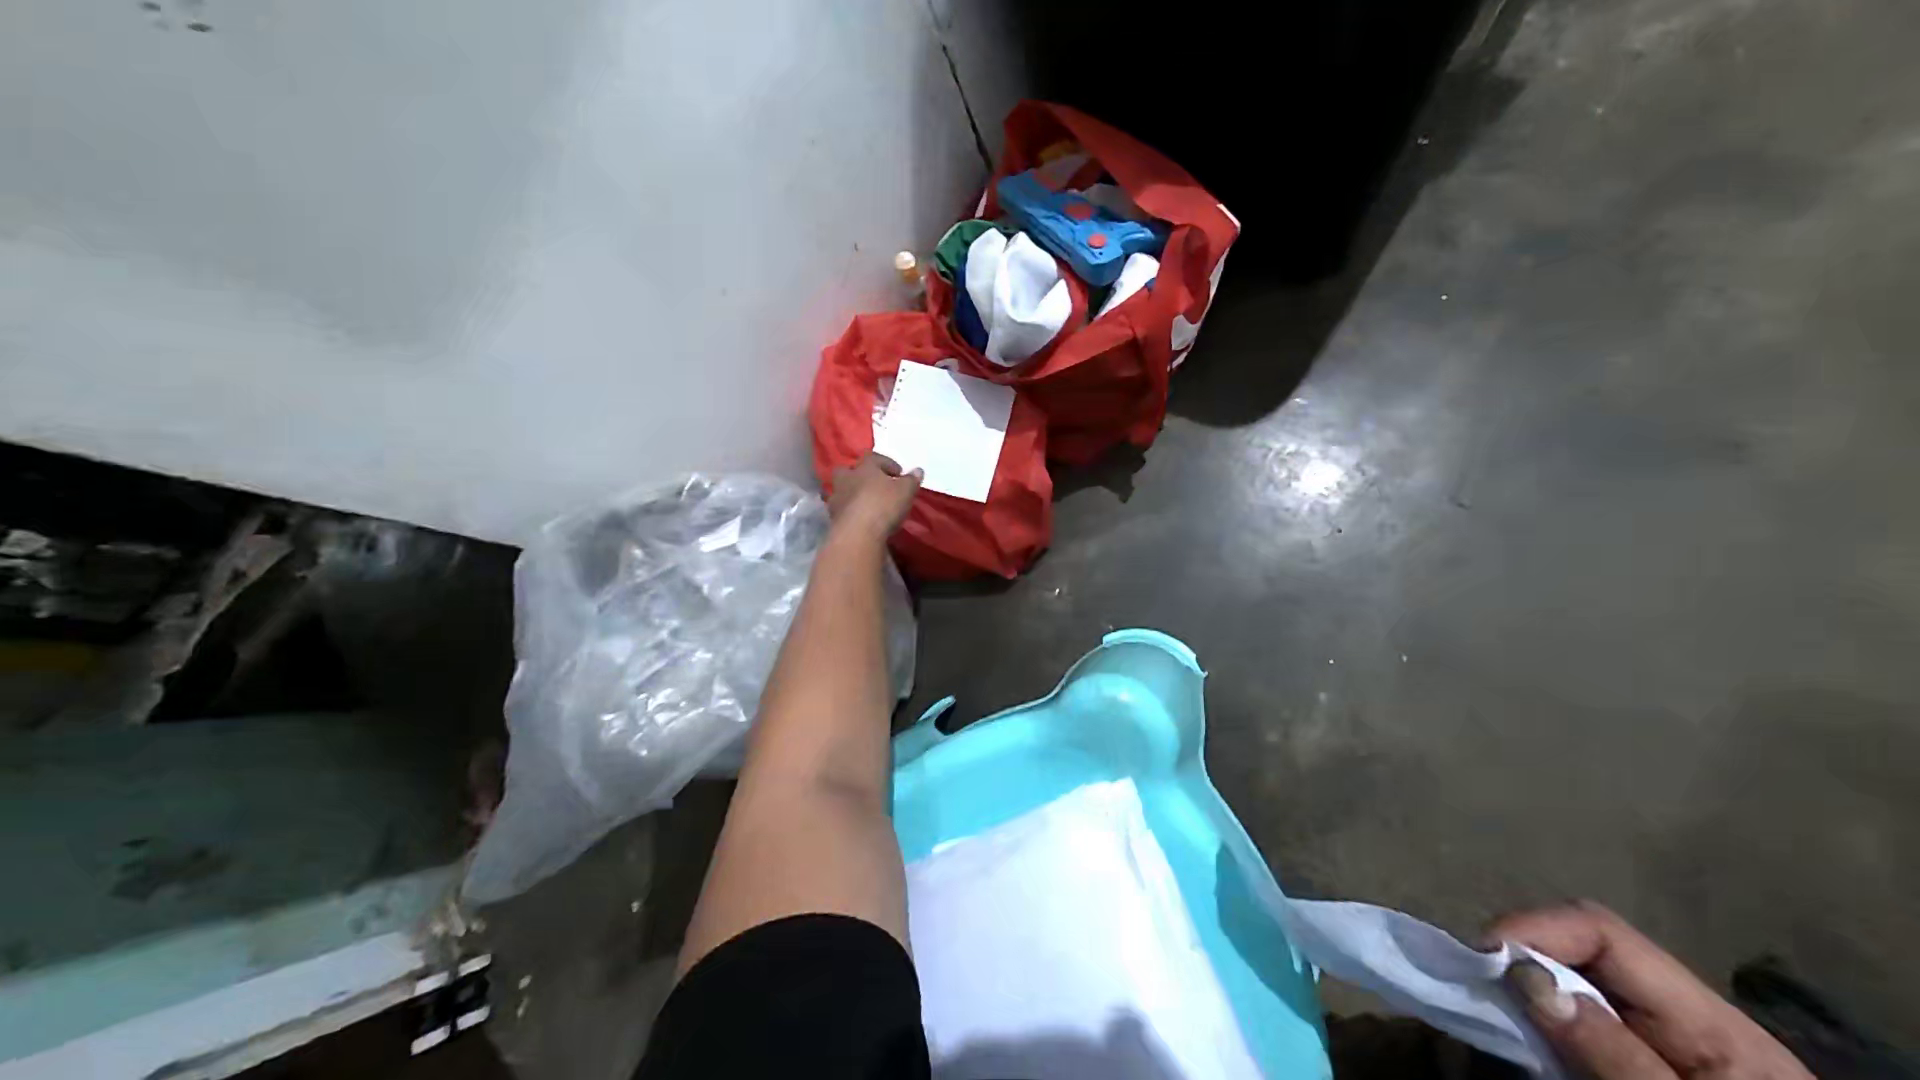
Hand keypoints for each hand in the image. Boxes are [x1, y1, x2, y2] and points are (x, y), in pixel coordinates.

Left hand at [828, 453, 921, 541]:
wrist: (858, 534)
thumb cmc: (883, 505)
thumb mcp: (906, 491)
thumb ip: (911, 480)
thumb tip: (917, 470)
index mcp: (864, 467)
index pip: (874, 458)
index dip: (888, 464)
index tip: (899, 474)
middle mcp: (846, 478)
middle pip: (849, 471)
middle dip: (860, 475)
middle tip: (874, 485)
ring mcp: (836, 498)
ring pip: (842, 490)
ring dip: (853, 494)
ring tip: (867, 504)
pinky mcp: (832, 517)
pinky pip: (842, 509)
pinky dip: (850, 511)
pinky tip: (860, 519)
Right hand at [1492, 902, 1812, 1079]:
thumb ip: (1613, 1053)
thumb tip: (1523, 976)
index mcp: (1710, 1018)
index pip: (1600, 929)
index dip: (1533, 928)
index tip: (1482, 959)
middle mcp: (1683, 1012)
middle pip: (1581, 947)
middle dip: (1522, 957)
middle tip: (1479, 990)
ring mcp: (1664, 1035)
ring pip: (1573, 978)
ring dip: (1526, 989)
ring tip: (1496, 1016)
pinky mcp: (1642, 1056)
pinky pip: (1580, 1015)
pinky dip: (1541, 1019)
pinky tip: (1526, 1039)